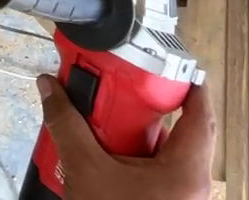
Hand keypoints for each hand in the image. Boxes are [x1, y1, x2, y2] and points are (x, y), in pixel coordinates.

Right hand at [37, 76, 214, 199]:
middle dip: (135, 104)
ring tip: (91, 115)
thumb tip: (48, 85)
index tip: (169, 62)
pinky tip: (93, 149)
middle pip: (170, 128)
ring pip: (155, 149)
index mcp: (187, 170)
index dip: (189, 86)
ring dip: (124, 129)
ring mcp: (176, 197)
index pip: (200, 117)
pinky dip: (122, 153)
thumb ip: (66, 123)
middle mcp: (190, 182)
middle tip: (106, 84)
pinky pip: (147, 169)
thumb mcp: (86, 169)